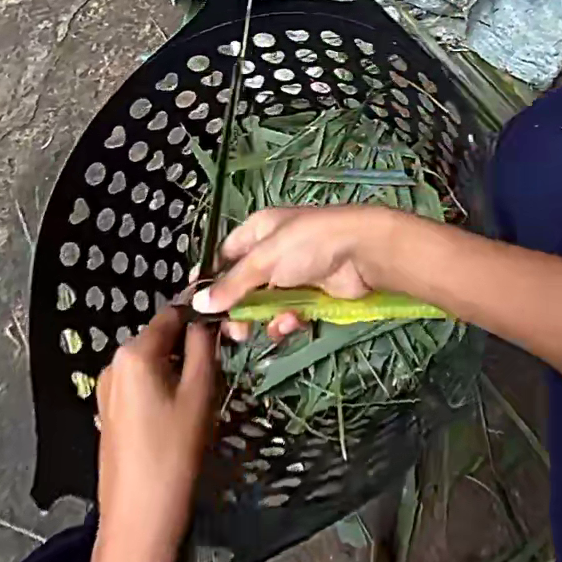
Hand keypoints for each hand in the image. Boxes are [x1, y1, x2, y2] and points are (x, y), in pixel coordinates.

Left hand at [92, 306, 216, 561]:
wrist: (139, 520)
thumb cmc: (174, 453)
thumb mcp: (200, 392)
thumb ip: (204, 345)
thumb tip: (207, 317)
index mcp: (133, 353)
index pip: (173, 312)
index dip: (202, 315)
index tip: (228, 325)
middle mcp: (114, 363)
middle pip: (162, 337)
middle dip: (191, 344)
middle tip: (221, 363)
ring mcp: (107, 389)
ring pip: (154, 361)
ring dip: (180, 367)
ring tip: (203, 393)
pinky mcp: (109, 412)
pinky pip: (142, 383)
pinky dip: (164, 386)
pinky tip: (181, 412)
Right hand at [191, 206, 406, 341]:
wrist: (362, 253)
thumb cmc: (309, 244)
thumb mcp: (264, 260)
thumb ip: (232, 284)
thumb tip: (198, 303)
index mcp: (258, 230)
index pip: (225, 255)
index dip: (212, 278)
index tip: (198, 304)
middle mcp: (273, 251)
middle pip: (243, 285)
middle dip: (237, 308)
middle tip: (233, 331)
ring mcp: (293, 274)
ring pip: (265, 303)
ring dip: (263, 318)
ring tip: (265, 328)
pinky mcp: (312, 295)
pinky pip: (288, 312)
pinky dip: (286, 321)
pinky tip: (291, 323)